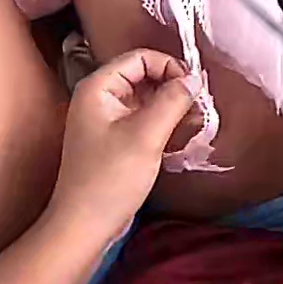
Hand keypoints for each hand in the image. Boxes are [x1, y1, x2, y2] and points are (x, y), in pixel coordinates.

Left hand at [50, 49, 196, 238]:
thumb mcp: (147, 135)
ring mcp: (105, 118)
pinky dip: (163, 119)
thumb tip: (195, 78)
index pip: (140, 58)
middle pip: (143, 75)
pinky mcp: (114, 138)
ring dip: (171, 103)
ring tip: (193, 119)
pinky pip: (143, 116)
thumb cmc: (110, 177)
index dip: (169, 67)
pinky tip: (179, 133)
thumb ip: (173, 100)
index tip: (193, 88)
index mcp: (98, 87)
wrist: (84, 225)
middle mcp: (99, 97)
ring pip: (145, 96)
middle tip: (198, 105)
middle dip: (172, 85)